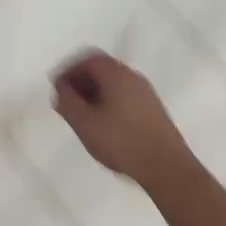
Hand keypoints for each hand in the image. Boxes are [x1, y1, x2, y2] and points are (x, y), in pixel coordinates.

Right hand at [52, 50, 196, 188]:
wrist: (167, 167)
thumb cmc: (122, 142)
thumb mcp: (85, 124)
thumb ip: (68, 103)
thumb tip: (61, 90)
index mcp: (116, 74)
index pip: (88, 59)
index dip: (69, 69)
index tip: (57, 87)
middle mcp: (133, 76)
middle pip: (102, 69)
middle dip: (81, 81)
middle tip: (67, 101)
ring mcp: (146, 92)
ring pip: (114, 84)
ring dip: (95, 94)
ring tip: (83, 116)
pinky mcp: (153, 109)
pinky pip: (125, 95)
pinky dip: (109, 102)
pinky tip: (105, 125)